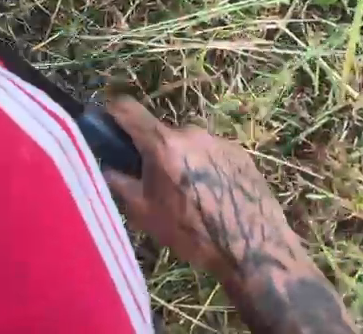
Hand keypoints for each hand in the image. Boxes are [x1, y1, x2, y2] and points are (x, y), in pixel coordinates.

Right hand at [104, 99, 353, 333]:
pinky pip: (212, 152)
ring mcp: (220, 142)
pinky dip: (206, 165)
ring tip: (190, 191)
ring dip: (181, 157)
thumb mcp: (143, 212)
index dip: (112, 113)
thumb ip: (117, 181)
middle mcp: (190, 133)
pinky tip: (214, 195)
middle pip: (159, 130)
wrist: (259, 256)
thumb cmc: (194, 234)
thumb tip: (103, 164)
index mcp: (161, 142)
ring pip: (187, 142)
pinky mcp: (243, 155)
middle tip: (155, 177)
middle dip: (152, 147)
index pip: (125, 106)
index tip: (108, 128)